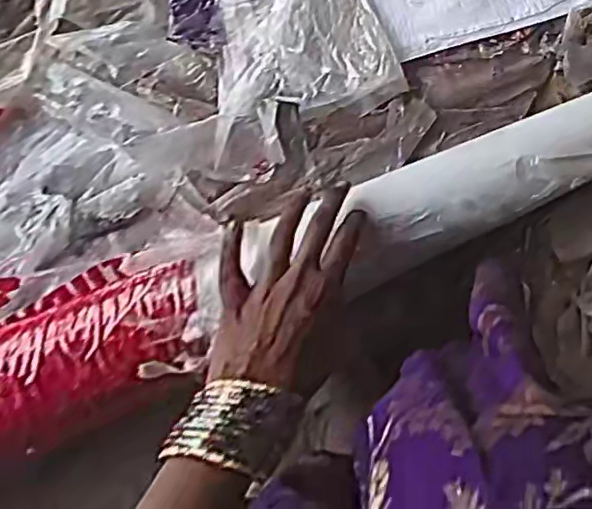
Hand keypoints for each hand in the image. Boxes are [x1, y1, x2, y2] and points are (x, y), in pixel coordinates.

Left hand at [209, 187, 364, 395]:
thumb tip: (357, 302)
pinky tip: (236, 223)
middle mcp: (297, 279)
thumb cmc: (300, 379)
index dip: (354, 223)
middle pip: (317, 230)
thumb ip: (345, 314)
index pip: (345, 243)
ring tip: (302, 194)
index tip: (359, 212)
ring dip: (293, 212)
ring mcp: (264, 287)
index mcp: (326, 289)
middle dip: (331, 204)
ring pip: (280, 238)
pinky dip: (232, 243)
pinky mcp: (235, 301)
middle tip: (338, 187)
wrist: (251, 404)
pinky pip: (232, 266)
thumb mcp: (338, 344)